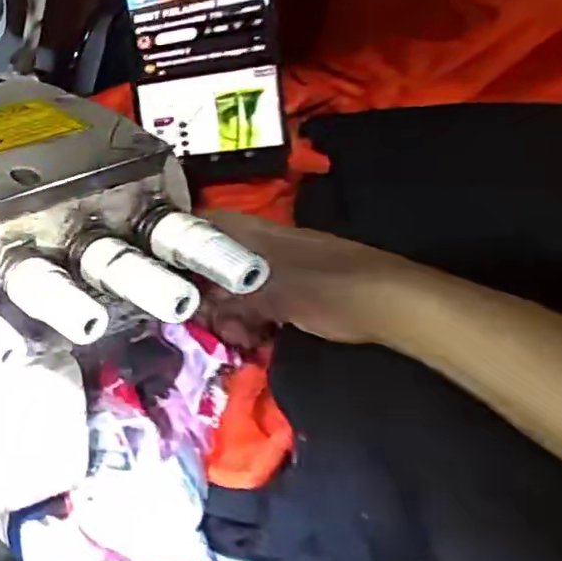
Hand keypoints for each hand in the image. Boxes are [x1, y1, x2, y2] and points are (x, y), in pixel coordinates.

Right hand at [198, 211, 444, 348]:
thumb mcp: (270, 297)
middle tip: (203, 318)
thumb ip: (231, 302)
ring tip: (235, 337)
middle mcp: (265, 240)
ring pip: (241, 280)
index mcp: (253, 232)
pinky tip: (257, 336)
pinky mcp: (303, 282)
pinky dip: (255, 312)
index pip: (203, 223)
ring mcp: (286, 261)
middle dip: (207, 290)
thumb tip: (202, 309)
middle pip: (218, 258)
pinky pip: (264, 293)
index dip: (179, 240)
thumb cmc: (327, 289)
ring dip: (232, 308)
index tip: (164, 264)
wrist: (397, 303)